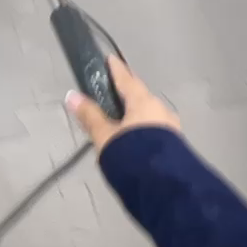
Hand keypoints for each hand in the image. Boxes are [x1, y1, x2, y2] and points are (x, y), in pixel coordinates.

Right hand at [65, 56, 180, 152]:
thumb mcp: (104, 135)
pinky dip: (142, 126)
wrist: (165, 187)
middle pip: (140, 96)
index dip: (116, 69)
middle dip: (127, 92)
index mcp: (143, 102)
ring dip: (135, 112)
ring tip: (121, 117)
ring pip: (148, 112)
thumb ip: (89, 115)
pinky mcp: (175, 144)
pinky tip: (134, 135)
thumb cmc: (131, 153)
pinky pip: (154, 127)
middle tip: (112, 90)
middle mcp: (160, 109)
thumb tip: (71, 96)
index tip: (110, 59)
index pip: (126, 79)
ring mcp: (171, 127)